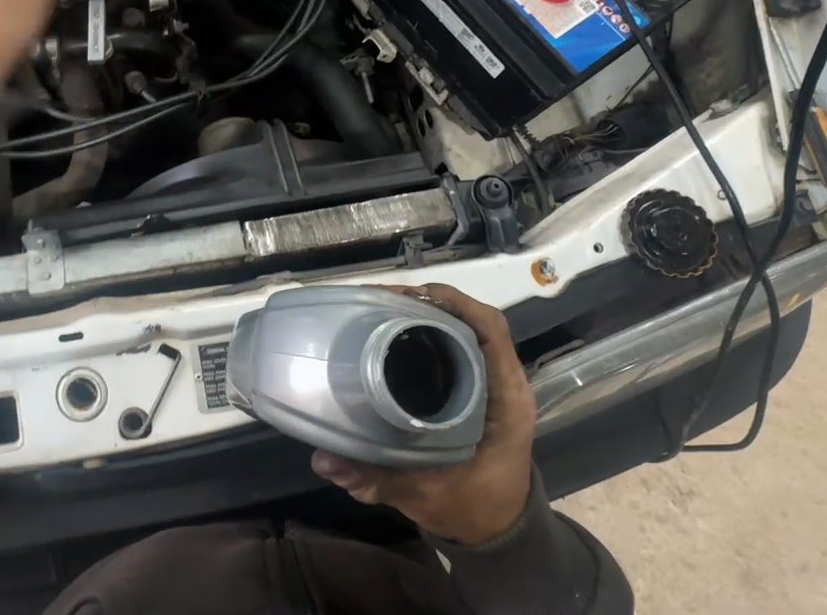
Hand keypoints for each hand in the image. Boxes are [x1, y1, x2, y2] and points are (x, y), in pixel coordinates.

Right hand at [310, 284, 535, 545]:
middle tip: (377, 299)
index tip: (409, 293)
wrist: (497, 532)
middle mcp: (498, 381)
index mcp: (503, 397)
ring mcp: (487, 383)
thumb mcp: (424, 494)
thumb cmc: (473, 507)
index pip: (490, 330)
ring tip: (377, 307)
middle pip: (470, 320)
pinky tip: (387, 334)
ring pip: (461, 330)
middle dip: (426, 300)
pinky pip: (453, 347)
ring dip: (423, 313)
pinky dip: (423, 332)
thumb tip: (323, 461)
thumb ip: (375, 477)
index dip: (454, 303)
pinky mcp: (472, 389)